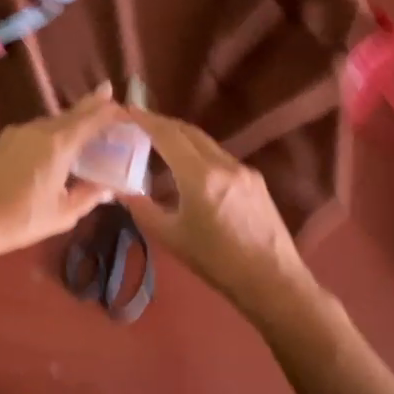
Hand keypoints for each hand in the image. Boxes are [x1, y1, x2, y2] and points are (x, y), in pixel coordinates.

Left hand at [0, 86, 123, 257]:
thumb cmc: (21, 219)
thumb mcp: (63, 213)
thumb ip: (88, 196)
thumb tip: (107, 187)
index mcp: (57, 145)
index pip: (89, 120)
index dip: (108, 111)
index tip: (124, 107)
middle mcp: (37, 131)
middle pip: (70, 115)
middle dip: (90, 107)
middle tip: (107, 96)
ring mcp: (17, 134)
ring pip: (51, 122)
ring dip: (69, 121)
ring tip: (86, 124)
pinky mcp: (3, 142)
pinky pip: (35, 130)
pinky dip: (52, 131)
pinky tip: (56, 144)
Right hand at [124, 109, 317, 321]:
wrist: (273, 282)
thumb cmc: (217, 262)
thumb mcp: (170, 237)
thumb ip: (142, 208)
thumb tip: (121, 191)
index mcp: (200, 177)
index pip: (168, 135)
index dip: (146, 120)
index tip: (127, 111)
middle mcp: (224, 165)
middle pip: (188, 131)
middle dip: (162, 124)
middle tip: (139, 123)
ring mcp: (243, 170)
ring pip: (206, 143)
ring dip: (181, 138)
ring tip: (161, 144)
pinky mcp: (256, 181)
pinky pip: (220, 157)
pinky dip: (199, 154)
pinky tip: (190, 170)